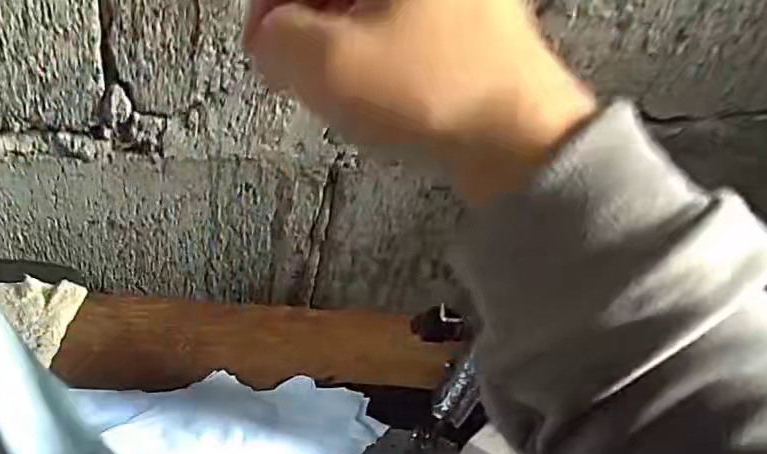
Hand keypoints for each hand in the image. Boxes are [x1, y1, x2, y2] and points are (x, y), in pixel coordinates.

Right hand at [244, 0, 597, 203]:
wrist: (505, 128)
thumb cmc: (423, 91)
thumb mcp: (324, 65)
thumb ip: (278, 38)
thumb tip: (269, 34)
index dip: (271, 4)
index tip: (260, 43)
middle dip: (300, 16)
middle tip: (283, 65)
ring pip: (361, 0)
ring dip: (328, 29)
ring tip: (317, 79)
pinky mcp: (462, 11)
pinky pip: (391, 13)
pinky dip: (362, 37)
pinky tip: (355, 76)